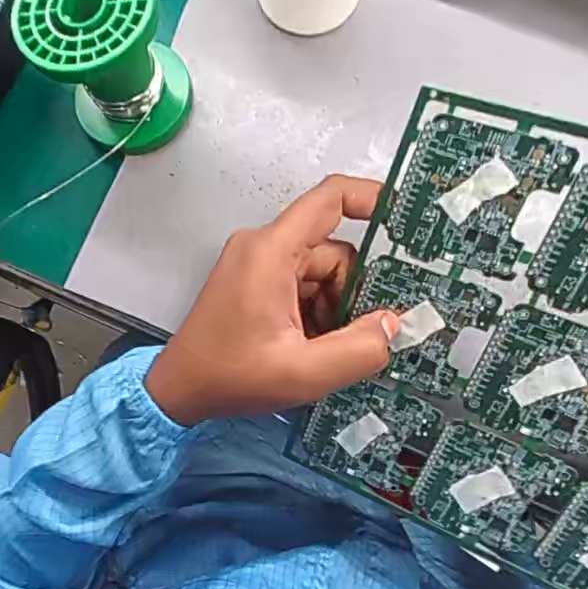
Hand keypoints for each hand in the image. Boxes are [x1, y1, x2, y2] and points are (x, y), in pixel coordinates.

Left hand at [146, 175, 400, 425]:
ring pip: (323, 272)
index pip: (331, 199)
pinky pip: (303, 285)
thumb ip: (358, 350)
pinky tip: (307, 344)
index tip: (406, 220)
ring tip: (320, 347)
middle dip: (351, 293)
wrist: (181, 389)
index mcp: (270, 252)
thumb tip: (391, 326)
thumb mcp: (302, 373)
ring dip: (334, 308)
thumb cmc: (225, 375)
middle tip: (352, 334)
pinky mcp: (254, 281)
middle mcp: (261, 248)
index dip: (373, 200)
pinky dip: (315, 312)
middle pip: (334, 250)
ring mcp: (256, 264)